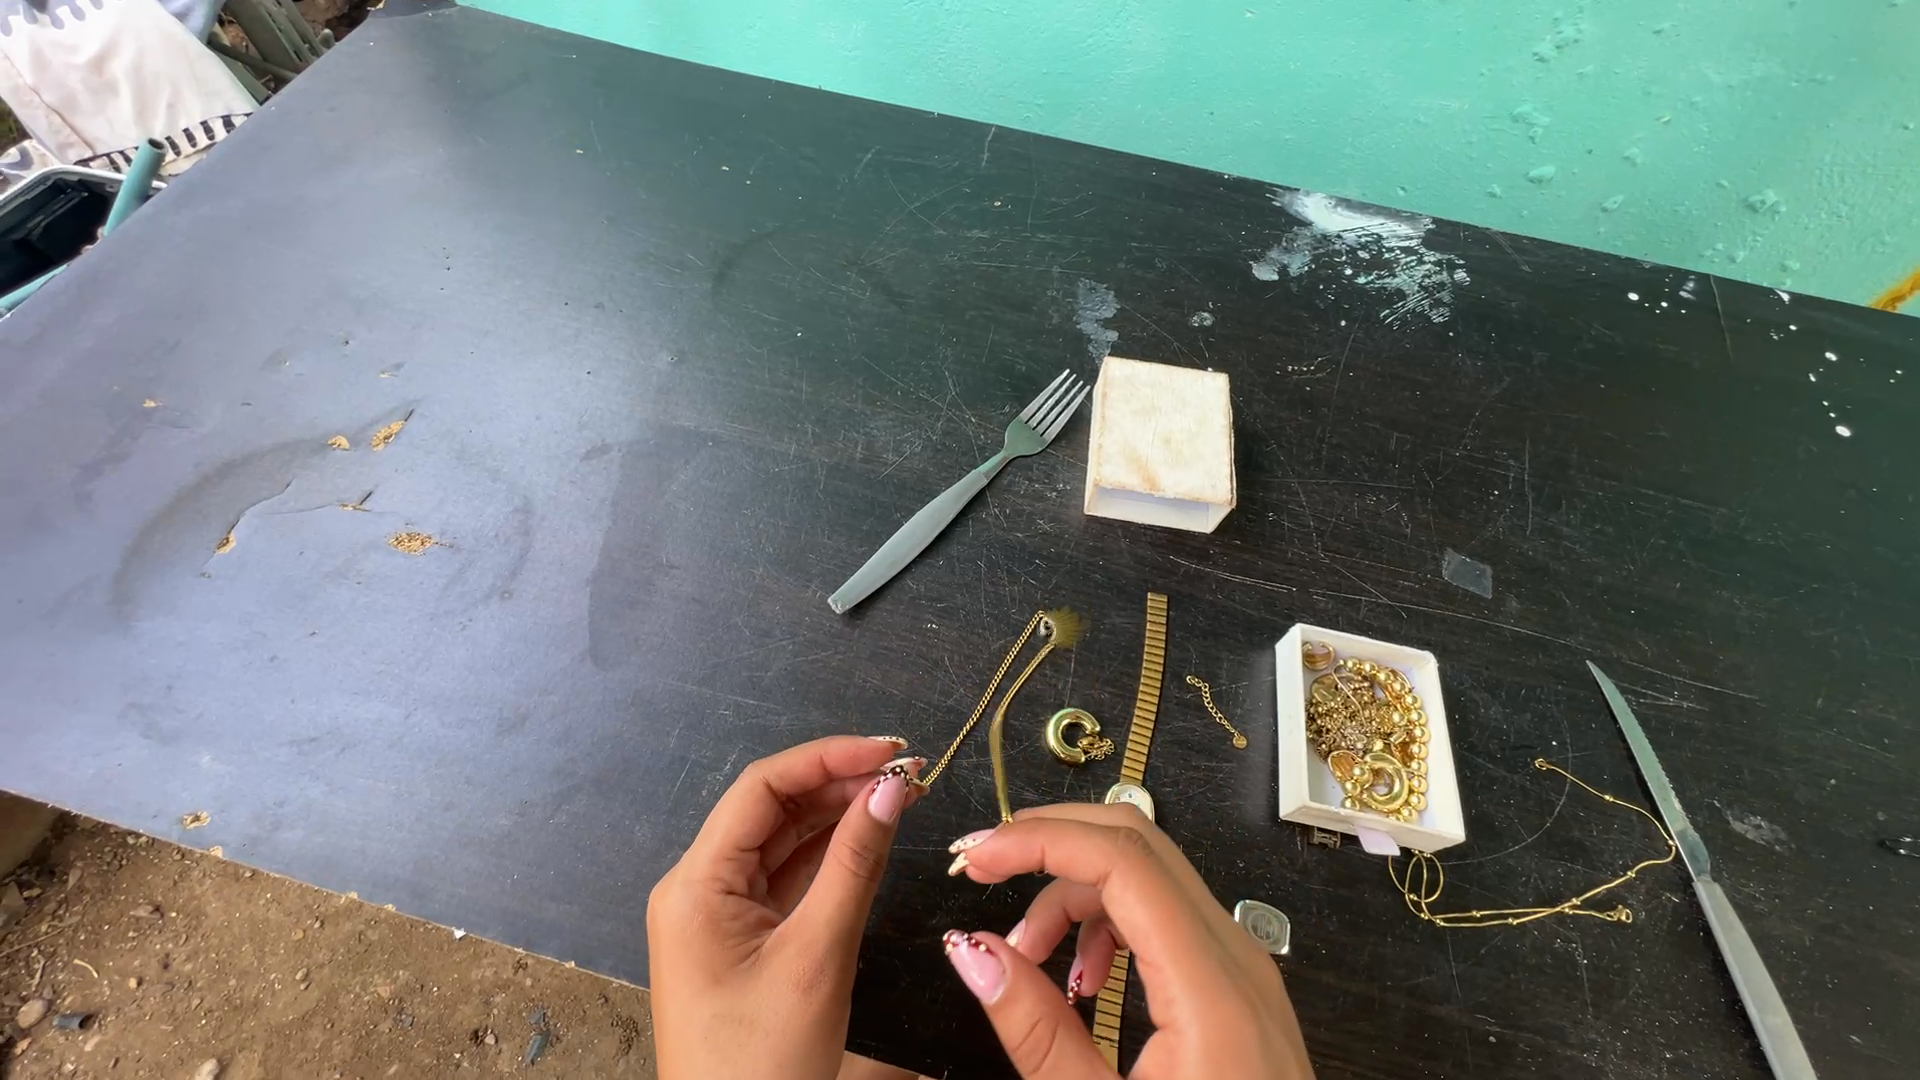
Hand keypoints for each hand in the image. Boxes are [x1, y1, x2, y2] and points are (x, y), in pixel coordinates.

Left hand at [648, 735, 924, 1079]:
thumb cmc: (766, 1061)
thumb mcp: (818, 954)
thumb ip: (857, 862)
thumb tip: (893, 786)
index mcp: (696, 882)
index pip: (762, 788)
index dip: (827, 757)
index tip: (889, 751)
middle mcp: (700, 884)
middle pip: (773, 808)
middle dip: (839, 783)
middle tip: (907, 774)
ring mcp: (721, 910)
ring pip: (785, 839)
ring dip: (840, 814)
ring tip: (899, 796)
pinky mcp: (744, 933)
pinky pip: (789, 875)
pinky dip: (832, 853)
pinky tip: (871, 834)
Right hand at [941, 804, 1314, 1078]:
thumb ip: (1038, 1032)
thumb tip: (971, 948)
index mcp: (1211, 987)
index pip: (1122, 859)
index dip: (1040, 840)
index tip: (976, 858)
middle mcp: (1234, 951)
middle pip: (1135, 841)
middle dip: (1050, 839)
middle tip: (983, 870)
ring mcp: (1239, 960)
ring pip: (1144, 871)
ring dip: (1072, 890)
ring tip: (1027, 953)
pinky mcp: (1232, 978)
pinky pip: (1159, 911)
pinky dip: (1104, 920)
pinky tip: (1080, 979)